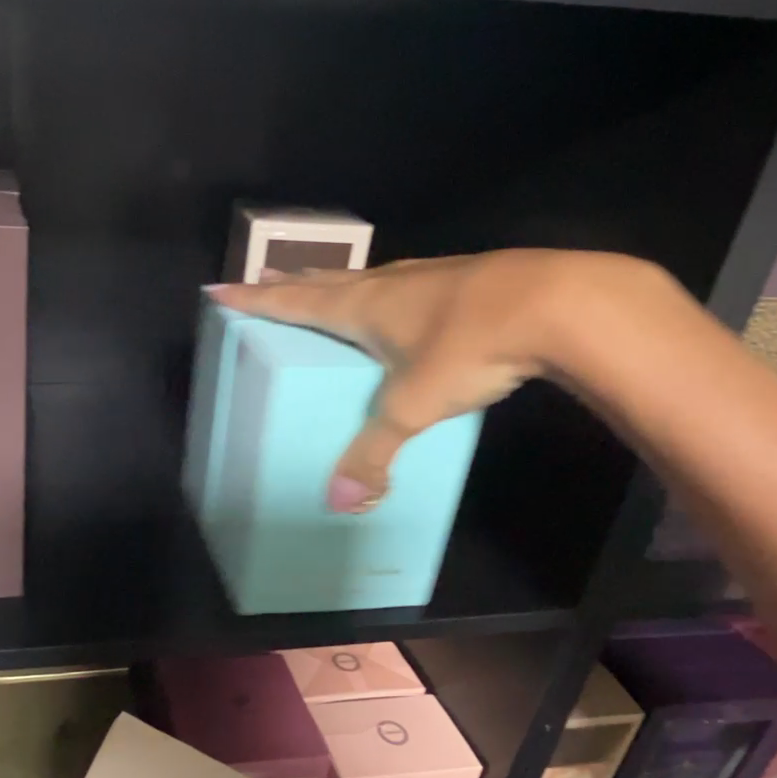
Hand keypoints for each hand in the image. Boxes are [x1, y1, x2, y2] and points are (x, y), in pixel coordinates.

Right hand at [207, 249, 656, 511]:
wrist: (557, 304)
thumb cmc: (467, 347)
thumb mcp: (413, 407)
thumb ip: (374, 453)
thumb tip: (340, 501)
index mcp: (360, 309)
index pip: (292, 303)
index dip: (253, 299)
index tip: (218, 290)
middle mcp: (385, 286)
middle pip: (324, 281)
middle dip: (290, 284)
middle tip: (262, 280)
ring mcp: (425, 277)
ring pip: (365, 277)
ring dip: (335, 282)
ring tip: (320, 286)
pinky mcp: (461, 279)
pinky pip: (402, 282)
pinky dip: (382, 288)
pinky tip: (398, 298)